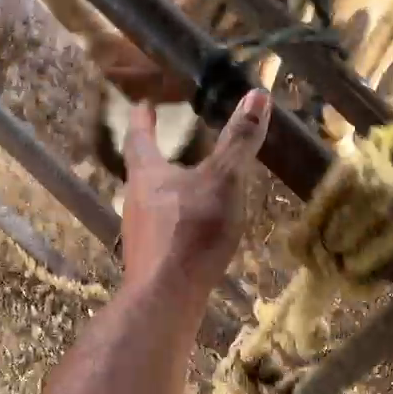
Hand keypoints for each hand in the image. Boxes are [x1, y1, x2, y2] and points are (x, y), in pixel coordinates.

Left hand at [120, 88, 271, 303]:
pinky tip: (189, 234)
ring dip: (165, 194)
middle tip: (163, 144)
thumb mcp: (223, 181)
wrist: (165, 298)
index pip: (139, 138)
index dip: (142, 120)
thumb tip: (257, 95)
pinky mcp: (149, 264)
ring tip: (183, 188)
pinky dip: (174, 225)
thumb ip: (239, 142)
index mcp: (146, 175)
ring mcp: (139, 236)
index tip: (142, 106)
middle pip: (142, 174)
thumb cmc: (191, 231)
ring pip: (150, 206)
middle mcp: (135, 203)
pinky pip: (161, 234)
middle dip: (153, 158)